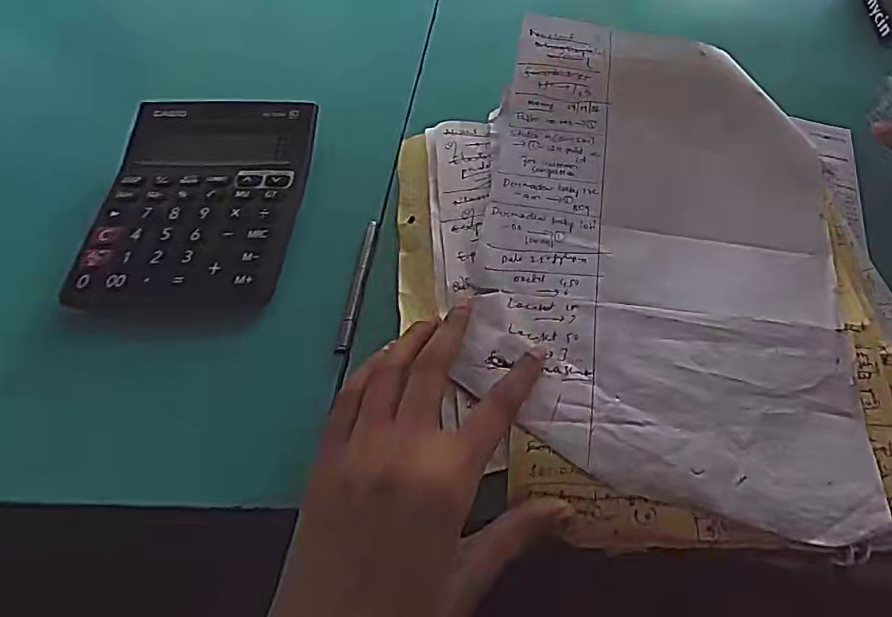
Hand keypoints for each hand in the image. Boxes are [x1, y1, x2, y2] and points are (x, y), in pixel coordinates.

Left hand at [275, 303, 565, 616]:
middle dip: (454, 333)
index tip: (535, 352)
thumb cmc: (404, 609)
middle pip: (433, 372)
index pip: (495, 411)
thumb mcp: (467, 577)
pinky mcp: (325, 460)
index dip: (519, 377)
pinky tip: (379, 360)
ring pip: (388, 375)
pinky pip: (347, 399)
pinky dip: (366, 371)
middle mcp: (405, 450)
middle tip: (466, 305)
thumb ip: (516, 533)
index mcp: (447, 478)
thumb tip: (565, 509)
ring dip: (410, 341)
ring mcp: (360, 450)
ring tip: (428, 321)